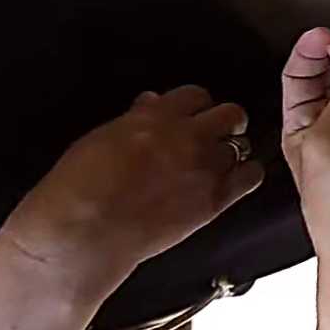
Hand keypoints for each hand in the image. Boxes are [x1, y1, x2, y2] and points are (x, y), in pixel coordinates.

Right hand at [0, 86, 266, 301]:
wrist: (82, 233)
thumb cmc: (77, 186)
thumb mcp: (101, 138)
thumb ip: (135, 119)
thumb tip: (152, 102)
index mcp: (158, 116)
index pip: (196, 95)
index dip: (196, 106)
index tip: (194, 115)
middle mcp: (190, 136)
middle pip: (231, 113)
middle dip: (225, 121)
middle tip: (218, 133)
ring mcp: (206, 167)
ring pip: (241, 146)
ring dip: (231, 152)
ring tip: (218, 162)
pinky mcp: (216, 198)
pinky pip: (252, 176)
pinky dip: (247, 174)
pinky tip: (236, 179)